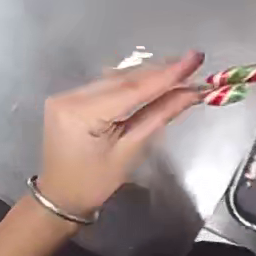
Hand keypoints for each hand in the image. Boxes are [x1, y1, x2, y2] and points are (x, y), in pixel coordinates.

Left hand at [36, 52, 204, 218]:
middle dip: (158, 73)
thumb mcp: (129, 152)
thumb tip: (190, 92)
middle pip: (122, 80)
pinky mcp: (68, 99)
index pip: (131, 89)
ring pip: (113, 80)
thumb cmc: (94, 183)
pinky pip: (104, 86)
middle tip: (193, 64)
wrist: (60, 197)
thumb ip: (158, 116)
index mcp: (80, 114)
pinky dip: (128, 85)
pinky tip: (151, 81)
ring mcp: (65, 96)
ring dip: (145, 76)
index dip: (166, 74)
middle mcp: (68, 97)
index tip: (195, 58)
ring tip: (179, 71)